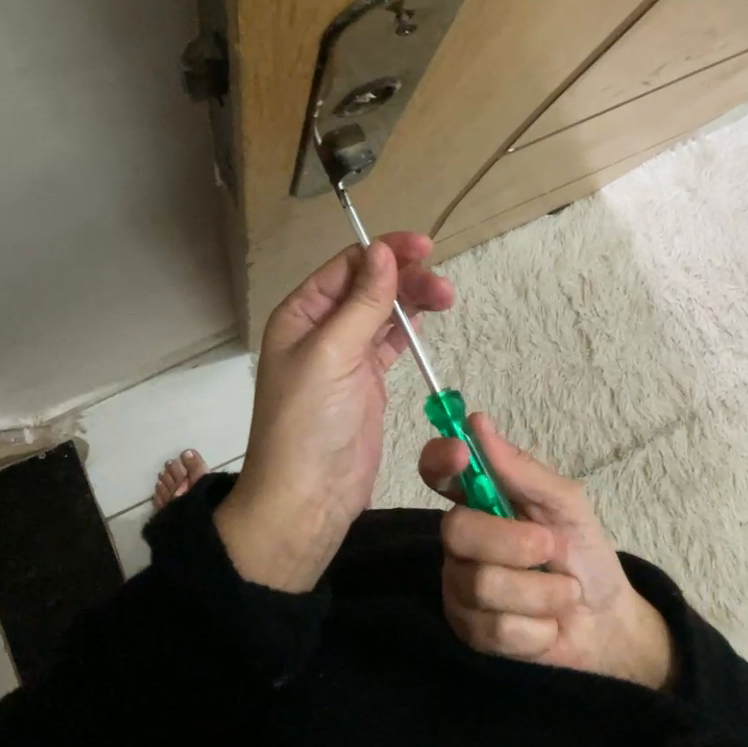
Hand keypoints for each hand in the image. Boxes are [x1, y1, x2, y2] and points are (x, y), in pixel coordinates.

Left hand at [215, 233, 454, 592]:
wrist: (308, 498)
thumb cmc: (308, 422)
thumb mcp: (331, 355)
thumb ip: (362, 303)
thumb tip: (383, 251)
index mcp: (301, 314)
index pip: (346, 268)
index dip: (384, 253)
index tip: (424, 248)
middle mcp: (322, 329)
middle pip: (369, 287)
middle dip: (406, 279)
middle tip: (443, 288)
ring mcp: (346, 356)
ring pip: (384, 313)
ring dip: (413, 301)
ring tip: (446, 298)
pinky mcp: (367, 382)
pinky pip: (390, 343)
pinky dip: (409, 329)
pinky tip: (427, 317)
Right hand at [419, 414, 674, 690]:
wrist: (606, 623)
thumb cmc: (585, 553)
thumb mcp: (567, 503)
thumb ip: (522, 470)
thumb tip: (477, 422)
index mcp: (479, 498)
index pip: (437, 470)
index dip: (440, 458)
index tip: (462, 454)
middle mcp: (461, 538)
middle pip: (456, 531)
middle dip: (512, 542)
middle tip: (550, 547)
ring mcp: (459, 585)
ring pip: (480, 584)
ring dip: (539, 591)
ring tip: (563, 592)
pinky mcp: (469, 631)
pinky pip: (493, 628)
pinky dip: (537, 627)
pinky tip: (548, 624)